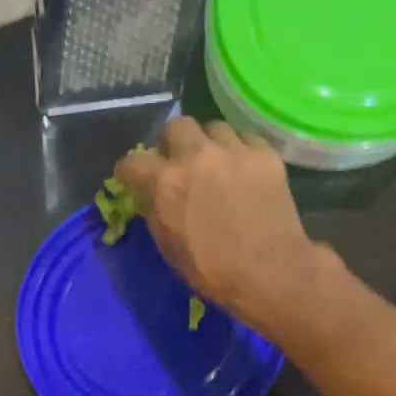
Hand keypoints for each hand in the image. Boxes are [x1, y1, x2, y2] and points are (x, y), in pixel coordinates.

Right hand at [117, 117, 342, 335]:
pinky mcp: (265, 153)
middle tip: (176, 161)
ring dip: (207, 143)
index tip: (132, 178)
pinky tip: (240, 169)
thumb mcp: (169, 246)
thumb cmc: (210, 269)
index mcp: (166, 183)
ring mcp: (234, 150)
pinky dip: (238, 150)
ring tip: (213, 163)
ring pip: (213, 127)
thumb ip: (156, 213)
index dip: (129, 171)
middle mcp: (197, 156)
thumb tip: (153, 197)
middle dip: (170, 142)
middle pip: (176, 125)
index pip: (133, 162)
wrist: (267, 270)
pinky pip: (245, 138)